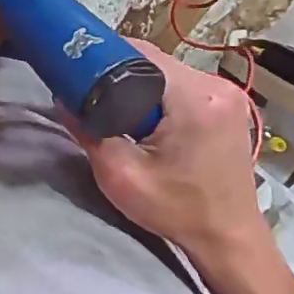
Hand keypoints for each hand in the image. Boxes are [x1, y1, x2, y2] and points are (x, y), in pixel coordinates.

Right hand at [84, 40, 265, 259]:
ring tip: (121, 113)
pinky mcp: (229, 104)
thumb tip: (64, 98)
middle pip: (154, 61)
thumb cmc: (177, 211)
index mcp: (196, 98)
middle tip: (95, 97)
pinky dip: (160, 95)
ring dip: (141, 86)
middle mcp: (217, 85)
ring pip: (167, 71)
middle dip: (121, 74)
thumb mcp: (120, 175)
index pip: (139, 54)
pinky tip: (148, 119)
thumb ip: (88, 131)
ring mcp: (228, 93)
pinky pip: (183, 85)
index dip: (104, 57)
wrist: (229, 239)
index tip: (79, 73)